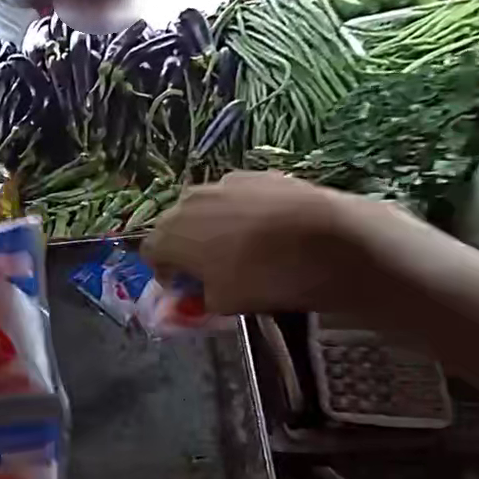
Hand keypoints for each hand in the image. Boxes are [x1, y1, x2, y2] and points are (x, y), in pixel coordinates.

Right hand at [141, 171, 421, 314]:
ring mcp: (222, 183)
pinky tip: (268, 229)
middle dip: (186, 246)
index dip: (165, 273)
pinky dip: (242, 211)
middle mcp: (187, 201)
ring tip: (243, 247)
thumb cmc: (263, 278)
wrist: (327, 238)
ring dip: (212, 226)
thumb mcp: (224, 304)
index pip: (150, 253)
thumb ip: (197, 301)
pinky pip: (236, 196)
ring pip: (205, 208)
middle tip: (211, 269)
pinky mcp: (255, 174)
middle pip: (174, 225)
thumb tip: (194, 296)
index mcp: (170, 235)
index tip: (186, 288)